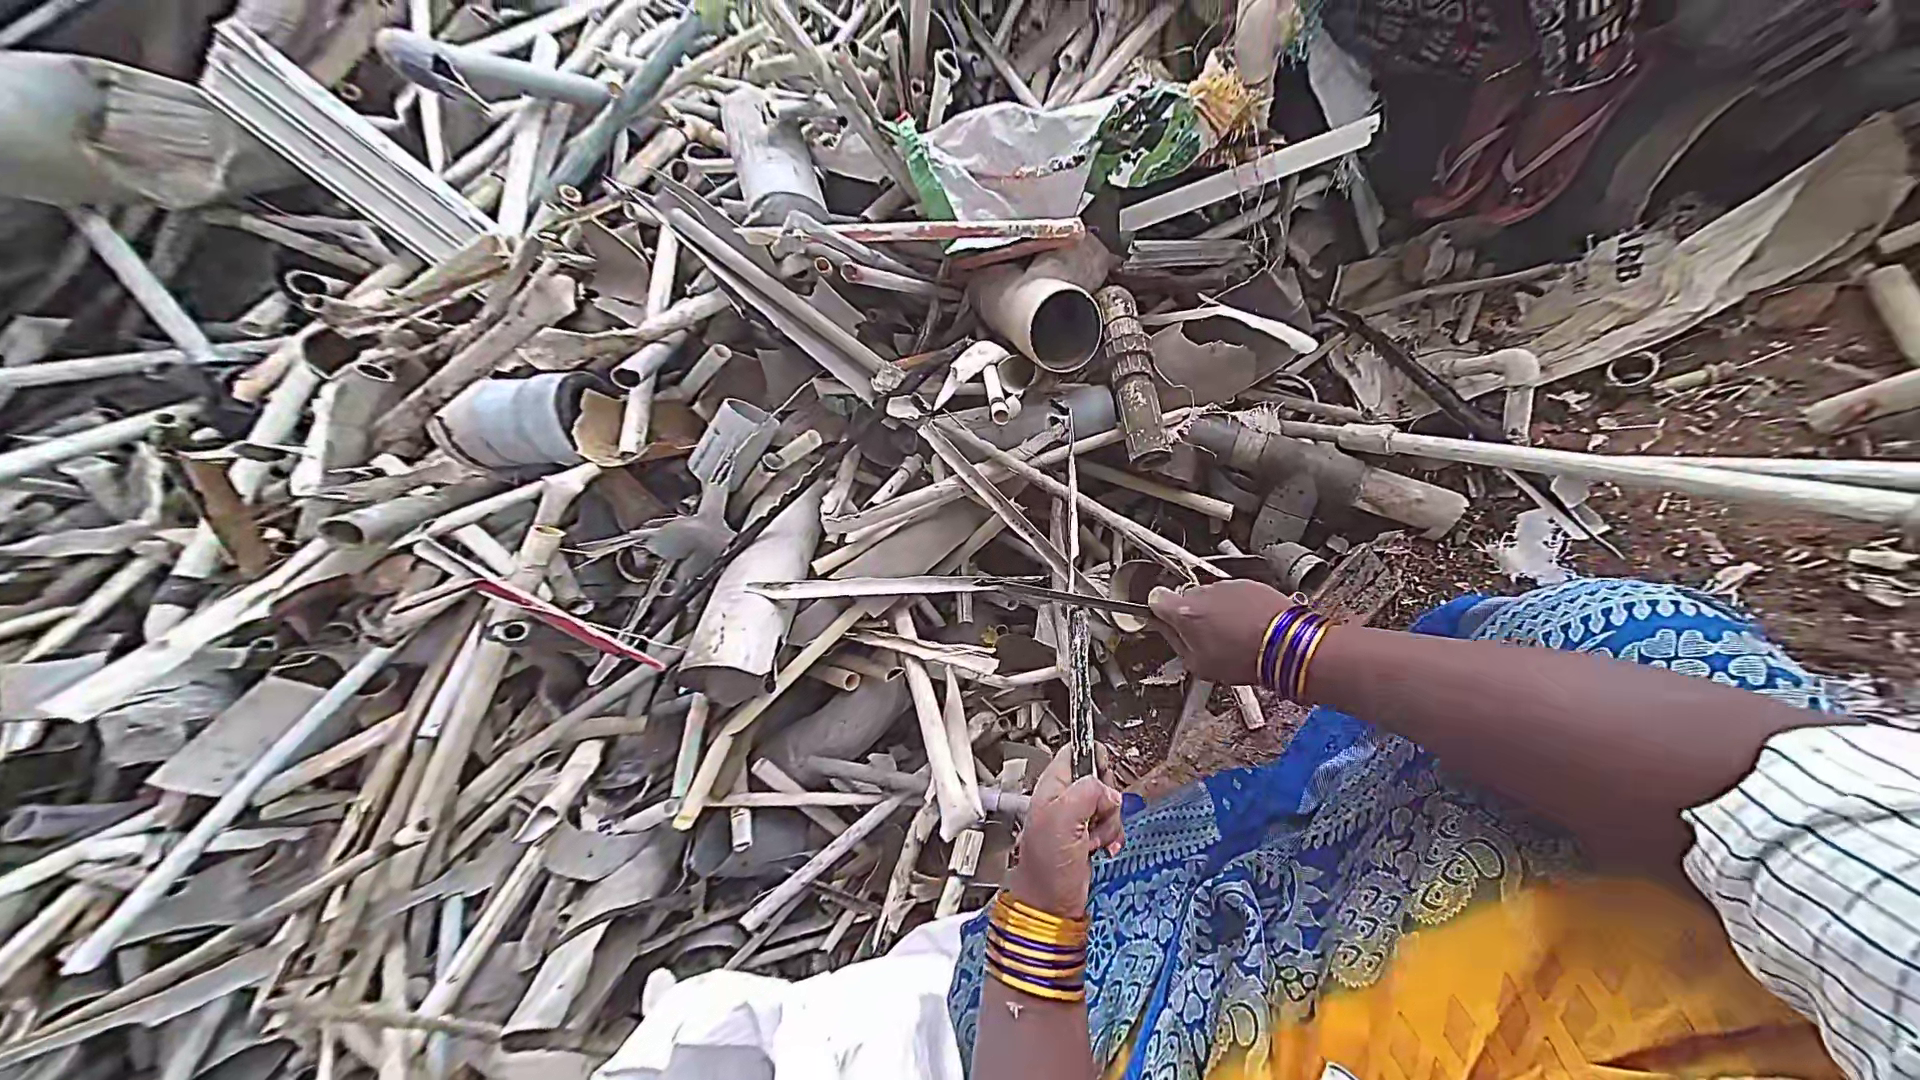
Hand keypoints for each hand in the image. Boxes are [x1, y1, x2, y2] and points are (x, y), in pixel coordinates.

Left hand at [1006, 746, 1123, 918]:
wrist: (1049, 902)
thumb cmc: (1045, 864)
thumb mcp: (1063, 819)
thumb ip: (1087, 793)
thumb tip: (1108, 791)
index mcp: (1053, 784)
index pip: (1077, 751)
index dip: (1095, 759)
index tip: (1101, 778)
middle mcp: (1065, 796)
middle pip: (1100, 778)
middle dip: (1107, 799)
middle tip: (1094, 816)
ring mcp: (1078, 816)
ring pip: (1110, 803)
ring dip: (1109, 823)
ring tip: (1090, 838)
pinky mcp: (1089, 834)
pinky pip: (1112, 825)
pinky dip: (1112, 836)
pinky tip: (1101, 848)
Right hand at [1148, 579, 1293, 684]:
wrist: (1287, 646)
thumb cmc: (1245, 658)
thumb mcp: (1198, 664)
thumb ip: (1175, 642)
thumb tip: (1167, 632)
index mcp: (1183, 612)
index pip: (1155, 599)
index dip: (1159, 611)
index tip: (1166, 621)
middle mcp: (1201, 592)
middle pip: (1185, 598)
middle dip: (1192, 614)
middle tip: (1206, 636)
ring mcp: (1226, 586)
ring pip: (1210, 596)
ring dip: (1216, 610)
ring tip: (1233, 634)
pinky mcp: (1248, 584)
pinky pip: (1234, 594)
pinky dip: (1238, 607)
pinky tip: (1248, 627)